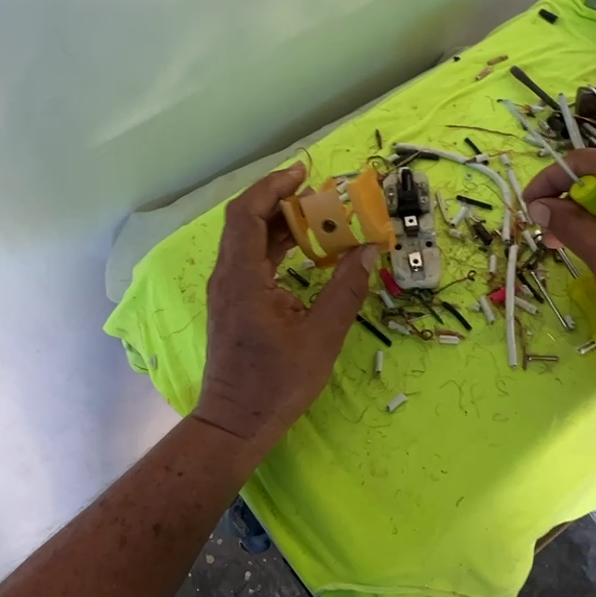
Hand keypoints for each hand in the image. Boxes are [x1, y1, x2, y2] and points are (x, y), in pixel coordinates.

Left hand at [196, 164, 375, 452]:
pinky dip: (277, 246)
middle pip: (246, 221)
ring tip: (318, 214)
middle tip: (318, 190)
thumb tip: (367, 250)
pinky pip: (252, 260)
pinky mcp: (234, 303)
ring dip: (280, 223)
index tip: (304, 173)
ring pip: (249, 240)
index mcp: (242, 278)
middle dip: (280, 199)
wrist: (236, 423)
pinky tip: (305, 250)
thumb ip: (345, 290)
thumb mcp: (321, 337)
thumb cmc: (276, 383)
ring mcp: (228, 290)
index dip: (273, 187)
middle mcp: (227, 276)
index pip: (248, 214)